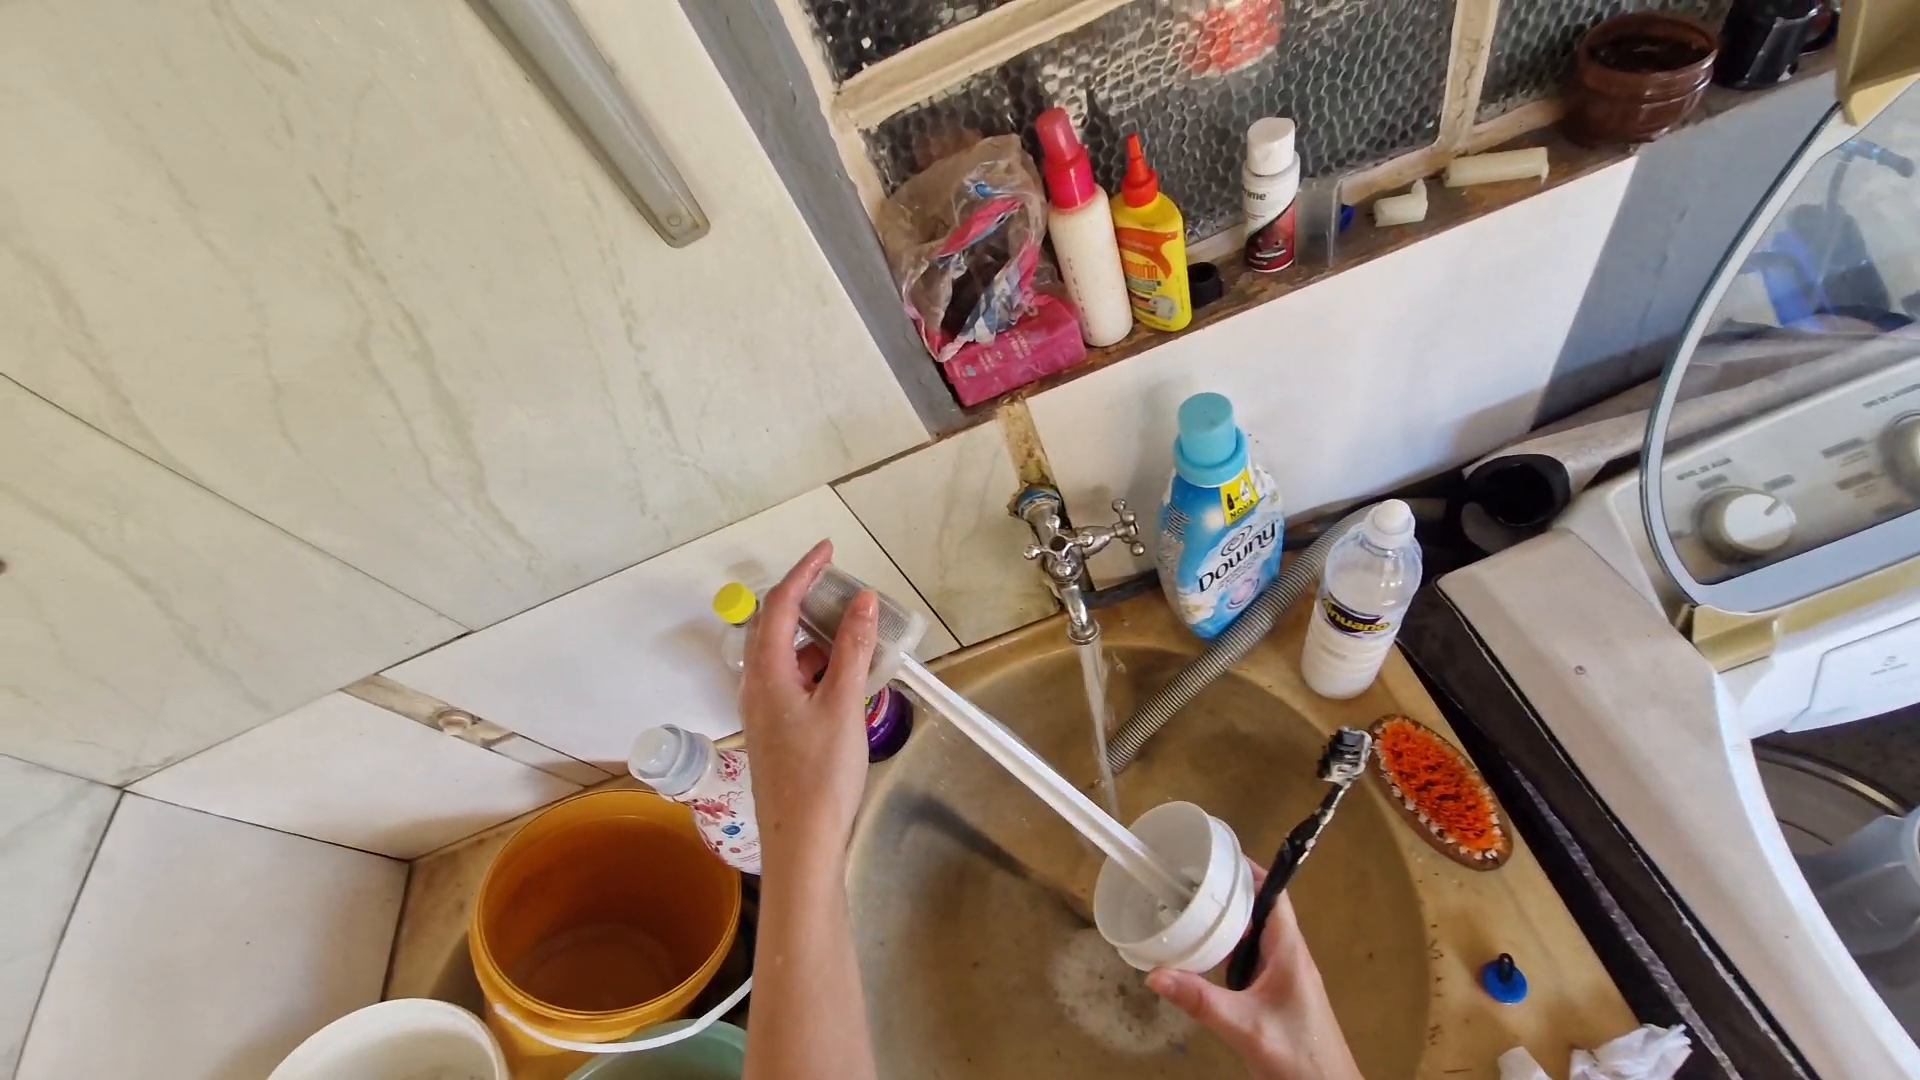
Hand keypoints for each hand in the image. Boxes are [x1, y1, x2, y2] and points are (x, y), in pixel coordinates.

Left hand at [738, 540, 878, 875]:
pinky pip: (794, 680)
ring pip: (786, 656)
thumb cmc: (822, 773)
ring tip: (855, 634)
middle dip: (807, 601)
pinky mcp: (776, 729)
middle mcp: (756, 686)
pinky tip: (846, 678)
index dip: (803, 572)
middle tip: (842, 590)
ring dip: (817, 637)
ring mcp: (764, 710)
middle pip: (776, 627)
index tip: (828, 549)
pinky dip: (819, 666)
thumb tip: (862, 601)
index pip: (779, 606)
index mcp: (765, 673)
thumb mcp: (843, 704)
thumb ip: (853, 649)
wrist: (802, 842)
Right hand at [1147, 870, 1362, 1079]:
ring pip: (1254, 934)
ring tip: (1189, 904)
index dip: (1249, 870)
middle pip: (1259, 909)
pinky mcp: (1277, 996)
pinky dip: (1227, 947)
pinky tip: (1203, 952)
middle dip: (1228, 890)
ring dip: (1227, 919)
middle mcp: (1288, 956)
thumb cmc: (1300, 1060)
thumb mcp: (1246, 1029)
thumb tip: (1153, 974)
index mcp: (1289, 951)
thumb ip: (1201, 1001)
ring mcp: (1284, 977)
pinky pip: (1250, 958)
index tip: (1216, 853)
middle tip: (1189, 876)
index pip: (1273, 894)